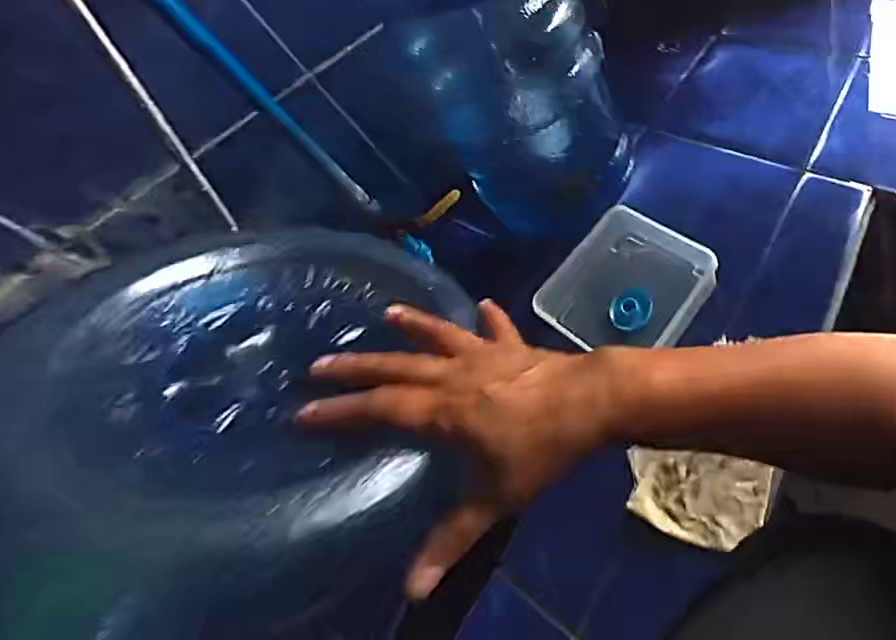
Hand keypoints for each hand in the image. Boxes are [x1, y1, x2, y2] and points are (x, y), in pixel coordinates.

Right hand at [299, 300, 607, 599]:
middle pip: (401, 366)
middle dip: (359, 366)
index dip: (342, 410)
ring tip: (389, 312)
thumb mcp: (497, 497)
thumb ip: (454, 537)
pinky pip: (498, 329)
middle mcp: (460, 373)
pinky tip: (484, 304)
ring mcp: (490, 354)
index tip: (302, 410)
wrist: (592, 398)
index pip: (383, 407)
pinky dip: (489, 318)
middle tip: (321, 362)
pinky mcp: (517, 347)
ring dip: (416, 325)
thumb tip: (413, 590)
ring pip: (443, 336)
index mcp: (446, 409)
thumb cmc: (543, 446)